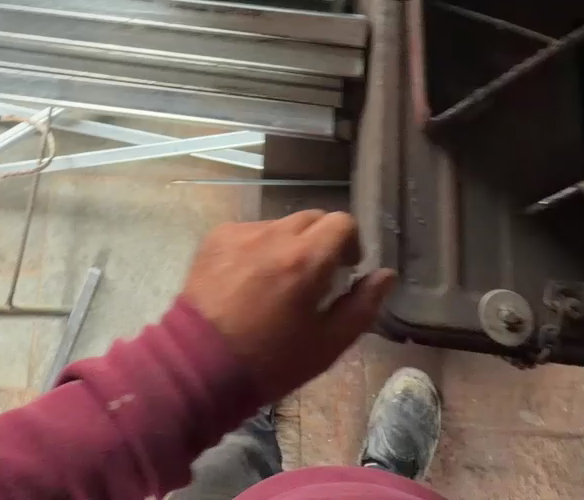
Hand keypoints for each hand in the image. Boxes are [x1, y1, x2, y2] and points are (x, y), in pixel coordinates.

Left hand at [181, 211, 396, 403]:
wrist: (197, 365)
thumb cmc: (269, 362)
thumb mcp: (326, 344)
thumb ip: (362, 306)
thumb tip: (386, 275)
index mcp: (305, 259)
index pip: (342, 222)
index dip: (350, 243)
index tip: (344, 269)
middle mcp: (274, 235)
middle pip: (312, 218)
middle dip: (321, 241)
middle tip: (314, 277)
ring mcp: (241, 232)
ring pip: (280, 224)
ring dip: (289, 244)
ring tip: (277, 283)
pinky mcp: (216, 237)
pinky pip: (250, 231)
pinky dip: (258, 248)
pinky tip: (248, 282)